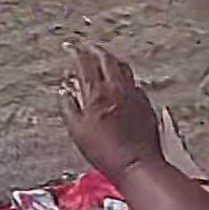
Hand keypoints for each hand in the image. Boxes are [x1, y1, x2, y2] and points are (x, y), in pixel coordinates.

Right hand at [61, 43, 163, 183]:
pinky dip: (123, 74)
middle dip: (93, 49)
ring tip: (103, 56)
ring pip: (122, 66)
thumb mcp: (77, 131)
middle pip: (105, 58)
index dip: (75, 52)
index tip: (70, 47)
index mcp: (96, 92)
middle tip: (85, 45)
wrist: (138, 164)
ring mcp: (133, 94)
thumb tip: (63, 92)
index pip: (84, 63)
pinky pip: (133, 81)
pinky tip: (120, 79)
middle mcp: (116, 88)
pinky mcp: (144, 103)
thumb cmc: (106, 151)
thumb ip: (68, 107)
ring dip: (110, 58)